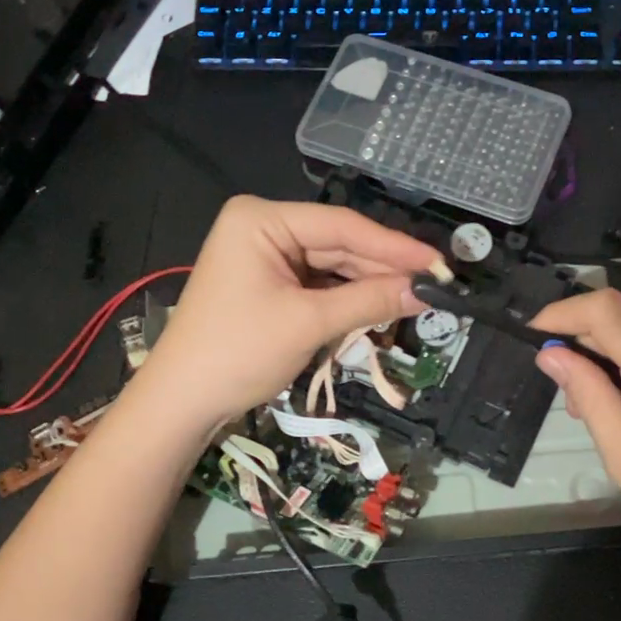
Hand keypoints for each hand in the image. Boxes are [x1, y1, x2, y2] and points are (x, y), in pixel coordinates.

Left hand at [135, 196, 441, 428]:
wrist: (182, 402)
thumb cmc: (238, 353)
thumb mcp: (308, 323)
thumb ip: (369, 301)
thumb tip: (426, 291)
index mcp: (262, 219)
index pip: (343, 226)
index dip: (395, 247)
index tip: (438, 263)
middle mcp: (263, 228)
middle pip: (338, 244)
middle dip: (383, 269)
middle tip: (435, 286)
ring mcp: (264, 257)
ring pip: (332, 267)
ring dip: (369, 286)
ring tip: (417, 299)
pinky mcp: (268, 285)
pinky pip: (318, 286)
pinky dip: (347, 300)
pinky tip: (381, 307)